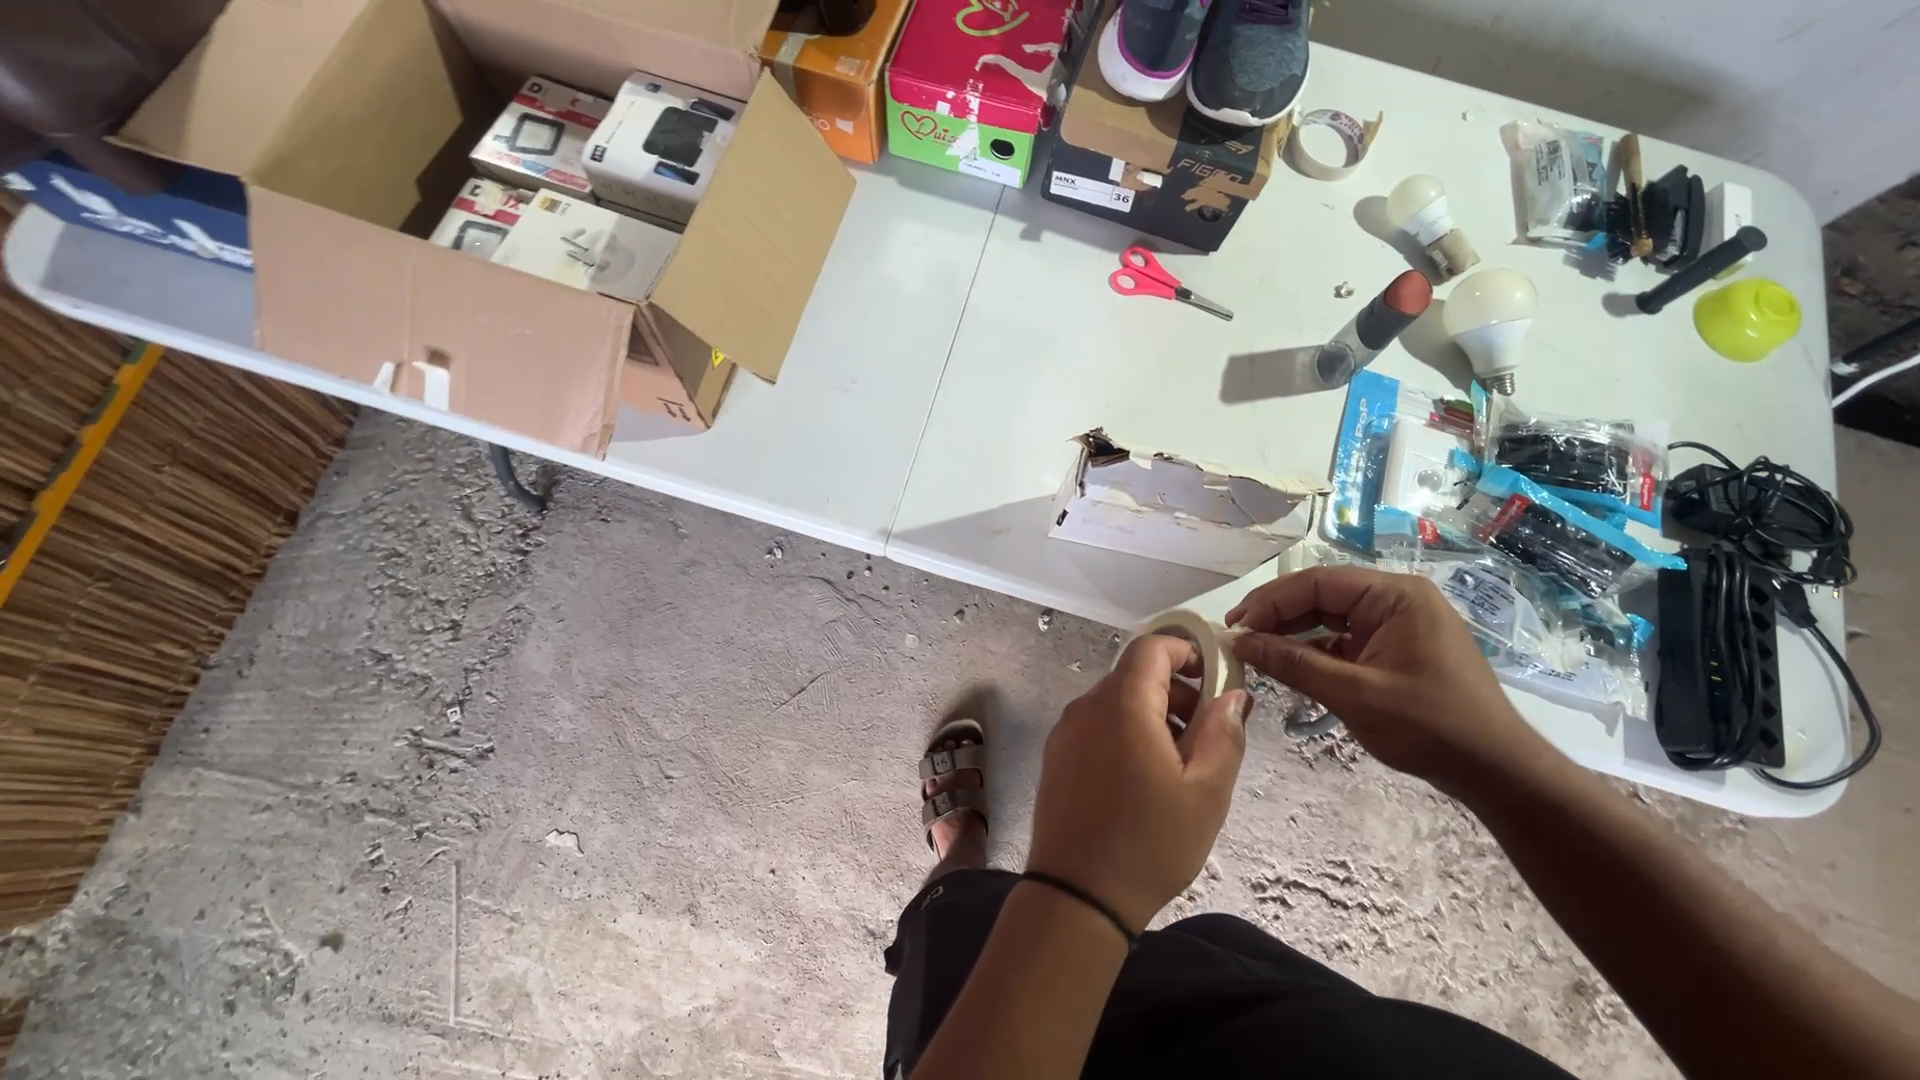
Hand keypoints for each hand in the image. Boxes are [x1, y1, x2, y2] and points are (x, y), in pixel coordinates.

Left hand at [1027, 635, 1248, 932]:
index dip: (1186, 651)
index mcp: (1122, 706)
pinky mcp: (1055, 758)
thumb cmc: (1149, 843)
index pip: (1151, 647)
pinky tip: (1142, 779)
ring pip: (1114, 702)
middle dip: (1175, 690)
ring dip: (1151, 714)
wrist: (1076, 896)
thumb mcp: (1206, 793)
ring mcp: (1064, 733)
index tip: (1215, 677)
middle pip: (1133, 674)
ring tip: (1178, 764)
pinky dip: (1124, 732)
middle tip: (1206, 733)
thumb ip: (1223, 734)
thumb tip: (1232, 696)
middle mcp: (1085, 708)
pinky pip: (1096, 726)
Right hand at [1227, 567, 1549, 797]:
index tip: (1234, 625)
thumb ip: (1295, 664)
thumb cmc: (1431, 727)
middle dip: (1277, 615)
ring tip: (1252, 651)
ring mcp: (1397, 626)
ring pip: (1329, 618)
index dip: (1270, 601)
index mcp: (1396, 596)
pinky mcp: (1394, 651)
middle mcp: (1396, 601)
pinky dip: (1313, 652)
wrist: (1495, 771)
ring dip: (1291, 634)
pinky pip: (1343, 640)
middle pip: (1322, 596)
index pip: (1318, 582)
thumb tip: (1240, 642)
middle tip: (1237, 638)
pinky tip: (1286, 666)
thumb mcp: (1355, 695)